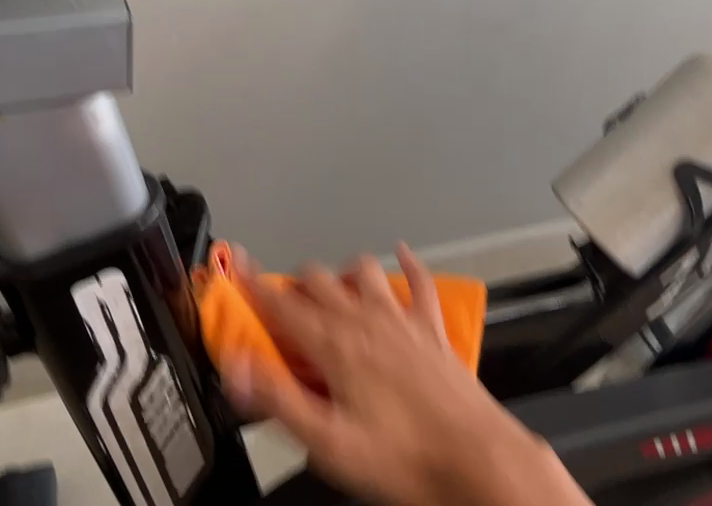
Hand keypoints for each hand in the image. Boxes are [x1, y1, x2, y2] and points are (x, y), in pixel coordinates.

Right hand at [223, 244, 589, 505]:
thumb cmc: (404, 457)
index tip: (238, 268)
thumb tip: (238, 369)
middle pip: (319, 281)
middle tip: (281, 296)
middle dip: (294, 283)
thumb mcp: (327, 442)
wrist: (473, 457)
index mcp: (336, 346)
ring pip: (364, 272)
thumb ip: (279, 399)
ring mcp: (402, 320)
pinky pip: (420, 282)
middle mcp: (367, 321)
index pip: (283, 304)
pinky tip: (403, 253)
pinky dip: (409, 264)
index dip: (254, 285)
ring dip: (343, 273)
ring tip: (332, 284)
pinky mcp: (432, 329)